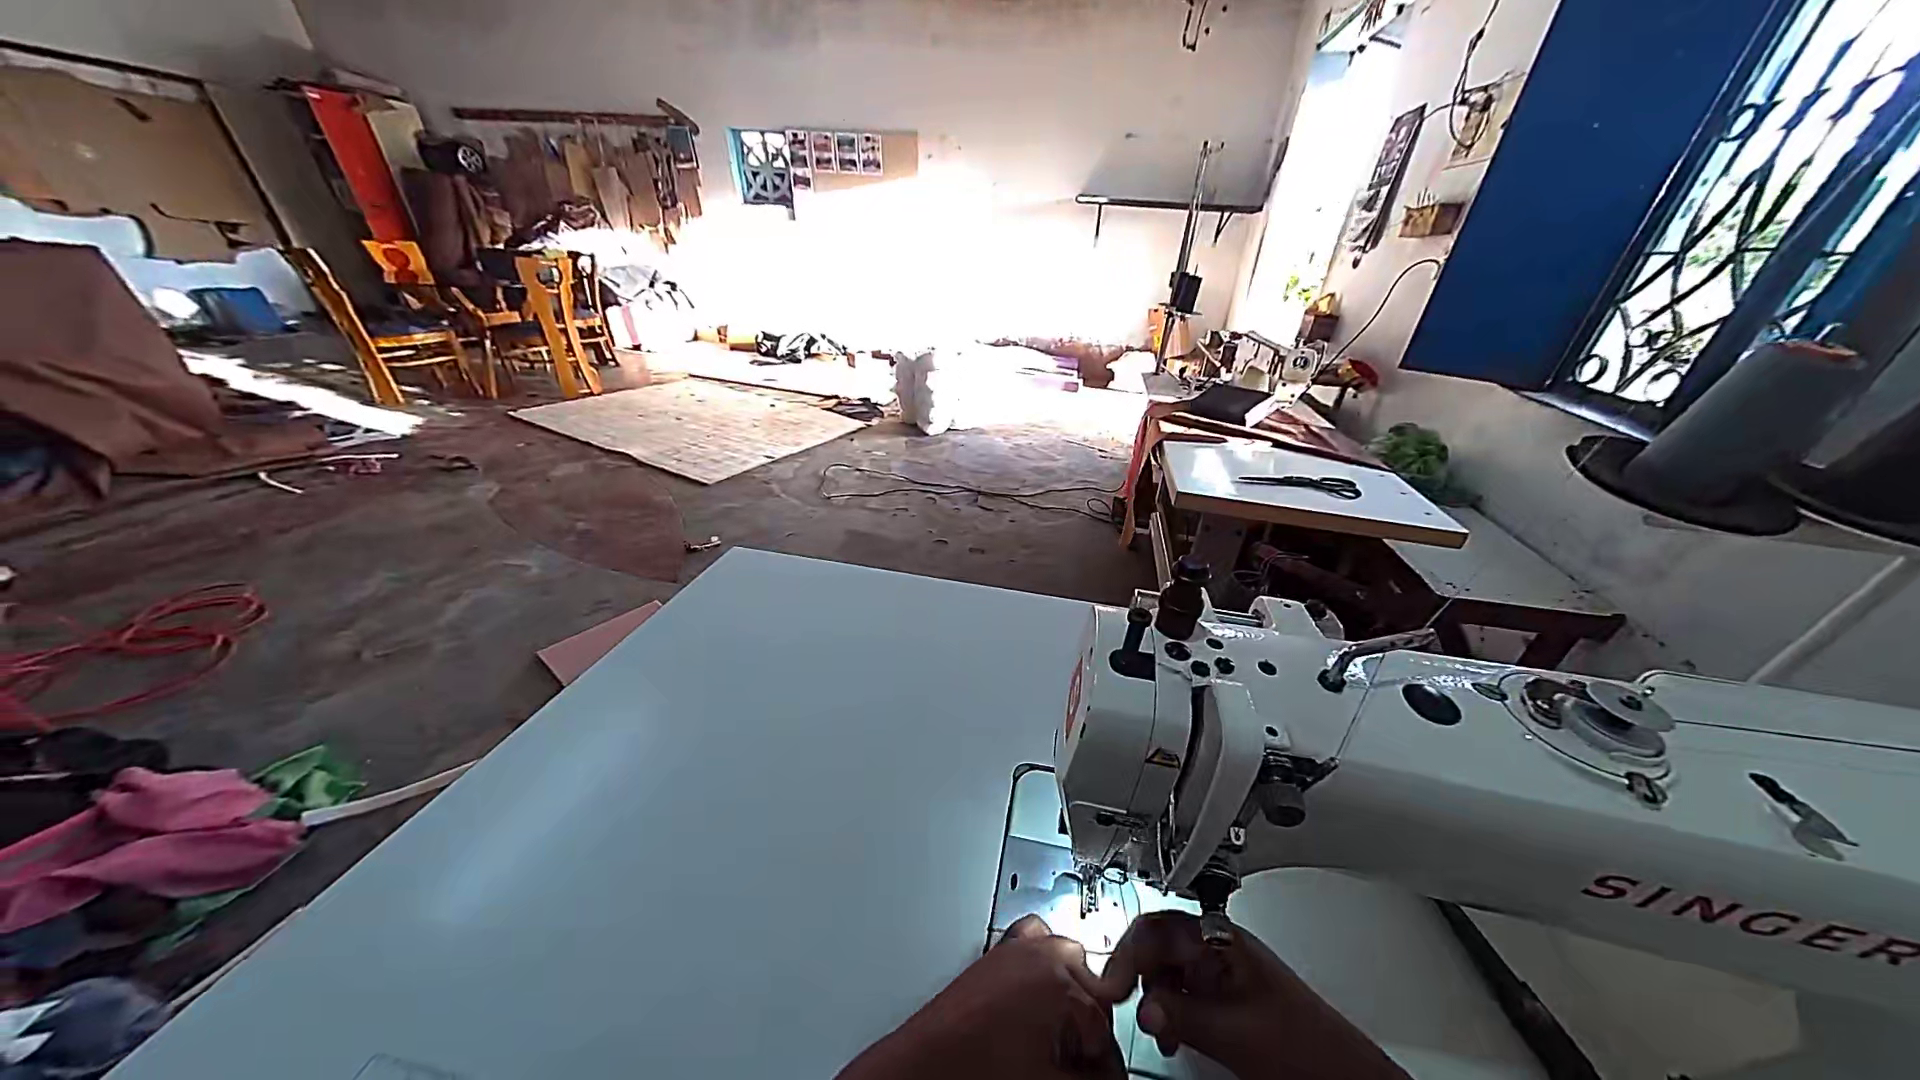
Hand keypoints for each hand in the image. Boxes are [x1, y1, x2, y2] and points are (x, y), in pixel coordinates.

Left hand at [835, 914, 1124, 1079]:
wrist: (921, 1070)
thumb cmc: (971, 1070)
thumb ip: (1089, 1077)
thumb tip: (1106, 1076)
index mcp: (1060, 981)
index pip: (1106, 1031)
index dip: (1106, 1066)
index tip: (1103, 1078)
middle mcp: (1040, 953)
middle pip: (1092, 992)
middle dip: (1092, 1032)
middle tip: (1082, 1067)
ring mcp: (1016, 948)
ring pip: (1067, 966)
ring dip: (1072, 998)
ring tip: (1062, 1043)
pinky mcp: (996, 954)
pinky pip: (1033, 949)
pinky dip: (1044, 972)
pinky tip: (1038, 1008)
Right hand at [1095, 911, 1409, 1079]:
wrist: (1347, 1075)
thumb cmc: (1308, 1047)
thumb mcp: (1236, 1033)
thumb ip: (1182, 1014)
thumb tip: (1140, 1006)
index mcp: (1221, 938)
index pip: (1157, 927)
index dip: (1128, 953)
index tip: (1112, 985)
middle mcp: (1217, 946)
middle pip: (1157, 942)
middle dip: (1135, 970)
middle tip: (1119, 999)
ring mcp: (1220, 969)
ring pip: (1166, 966)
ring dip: (1150, 992)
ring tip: (1152, 1022)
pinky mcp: (1223, 993)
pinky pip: (1180, 988)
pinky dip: (1166, 1006)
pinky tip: (1169, 1030)